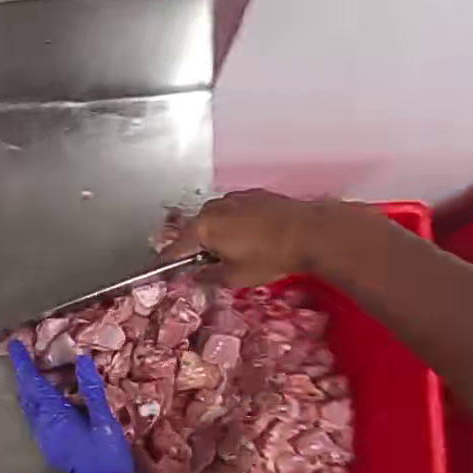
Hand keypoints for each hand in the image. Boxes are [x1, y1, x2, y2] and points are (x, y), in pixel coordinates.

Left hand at [8, 340, 137, 472]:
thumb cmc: (107, 455)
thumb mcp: (105, 420)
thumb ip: (92, 390)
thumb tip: (82, 360)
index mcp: (55, 417)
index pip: (34, 384)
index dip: (24, 364)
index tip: (15, 344)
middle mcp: (43, 426)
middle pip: (27, 394)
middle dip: (24, 373)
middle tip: (23, 353)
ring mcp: (45, 438)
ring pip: (30, 406)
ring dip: (31, 387)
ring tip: (35, 370)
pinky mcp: (51, 445)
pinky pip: (38, 416)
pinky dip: (39, 401)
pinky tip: (52, 396)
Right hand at [161, 190, 378, 289]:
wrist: (311, 233)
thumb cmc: (268, 257)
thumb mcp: (232, 277)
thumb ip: (207, 276)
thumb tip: (195, 275)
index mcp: (204, 227)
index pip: (175, 247)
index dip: (167, 261)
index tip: (161, 269)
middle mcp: (215, 207)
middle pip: (194, 229)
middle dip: (195, 245)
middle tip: (201, 265)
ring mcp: (236, 197)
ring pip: (214, 218)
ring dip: (215, 233)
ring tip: (228, 252)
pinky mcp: (254, 195)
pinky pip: (233, 211)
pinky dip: (232, 223)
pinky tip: (245, 238)